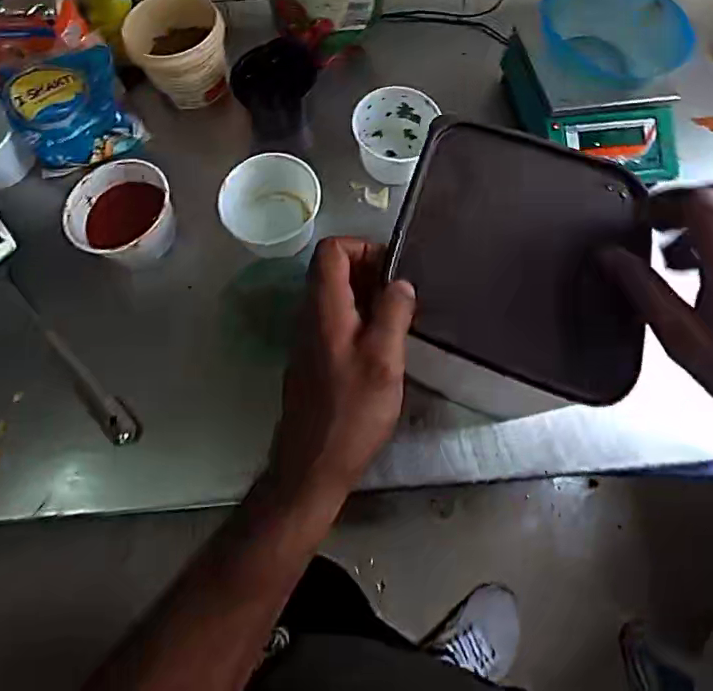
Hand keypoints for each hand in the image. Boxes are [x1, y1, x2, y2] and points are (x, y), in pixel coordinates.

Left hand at [267, 238, 417, 504]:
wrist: (313, 465)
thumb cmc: (351, 412)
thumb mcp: (384, 359)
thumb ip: (393, 313)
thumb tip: (400, 282)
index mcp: (324, 307)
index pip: (331, 249)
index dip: (362, 247)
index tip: (393, 269)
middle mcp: (310, 315)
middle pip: (333, 268)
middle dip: (370, 270)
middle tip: (402, 295)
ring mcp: (309, 336)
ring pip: (336, 295)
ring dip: (367, 296)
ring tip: (399, 318)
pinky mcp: (315, 357)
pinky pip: (336, 319)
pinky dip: (360, 318)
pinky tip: (383, 344)